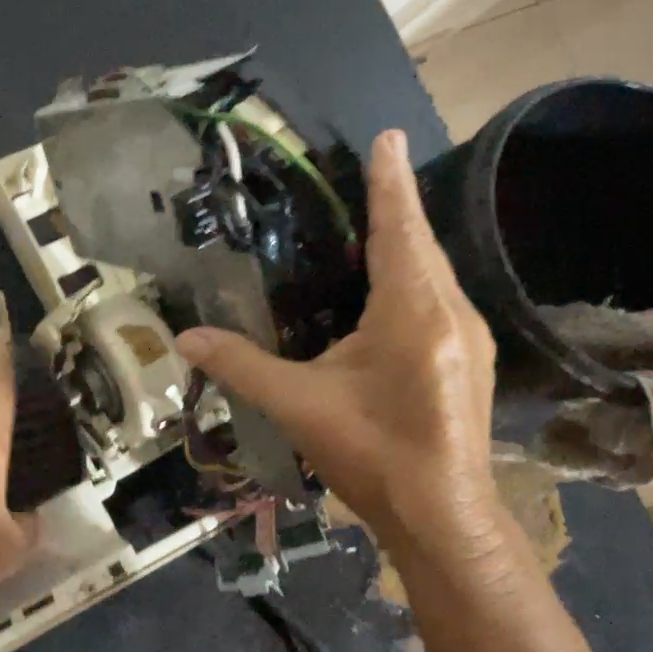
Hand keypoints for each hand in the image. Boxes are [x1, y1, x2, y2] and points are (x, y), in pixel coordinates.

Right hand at [175, 130, 500, 557]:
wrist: (442, 514)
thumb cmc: (371, 453)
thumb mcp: (297, 406)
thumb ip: (241, 365)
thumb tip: (183, 338)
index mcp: (413, 312)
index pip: (398, 230)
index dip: (389, 183)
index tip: (388, 137)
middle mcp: (451, 313)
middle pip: (421, 245)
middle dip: (396, 205)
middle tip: (373, 168)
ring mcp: (469, 337)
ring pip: (434, 272)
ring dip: (405, 241)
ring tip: (375, 217)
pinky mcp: (470, 359)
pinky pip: (439, 297)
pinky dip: (413, 275)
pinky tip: (390, 287)